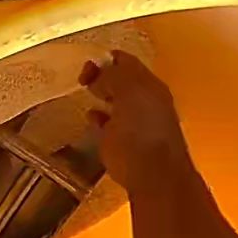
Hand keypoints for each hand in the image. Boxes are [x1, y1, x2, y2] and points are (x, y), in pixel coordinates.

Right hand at [81, 51, 194, 194]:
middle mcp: (146, 100)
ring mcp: (137, 123)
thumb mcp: (127, 93)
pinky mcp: (126, 143)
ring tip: (87, 96)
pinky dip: (101, 118)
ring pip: (117, 101)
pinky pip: (111, 123)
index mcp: (149, 85)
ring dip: (102, 96)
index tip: (86, 69)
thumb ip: (113, 77)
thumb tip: (99, 75)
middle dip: (102, 77)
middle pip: (121, 80)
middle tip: (83, 81)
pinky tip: (93, 120)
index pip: (125, 61)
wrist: (154, 177)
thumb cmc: (140, 133)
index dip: (105, 60)